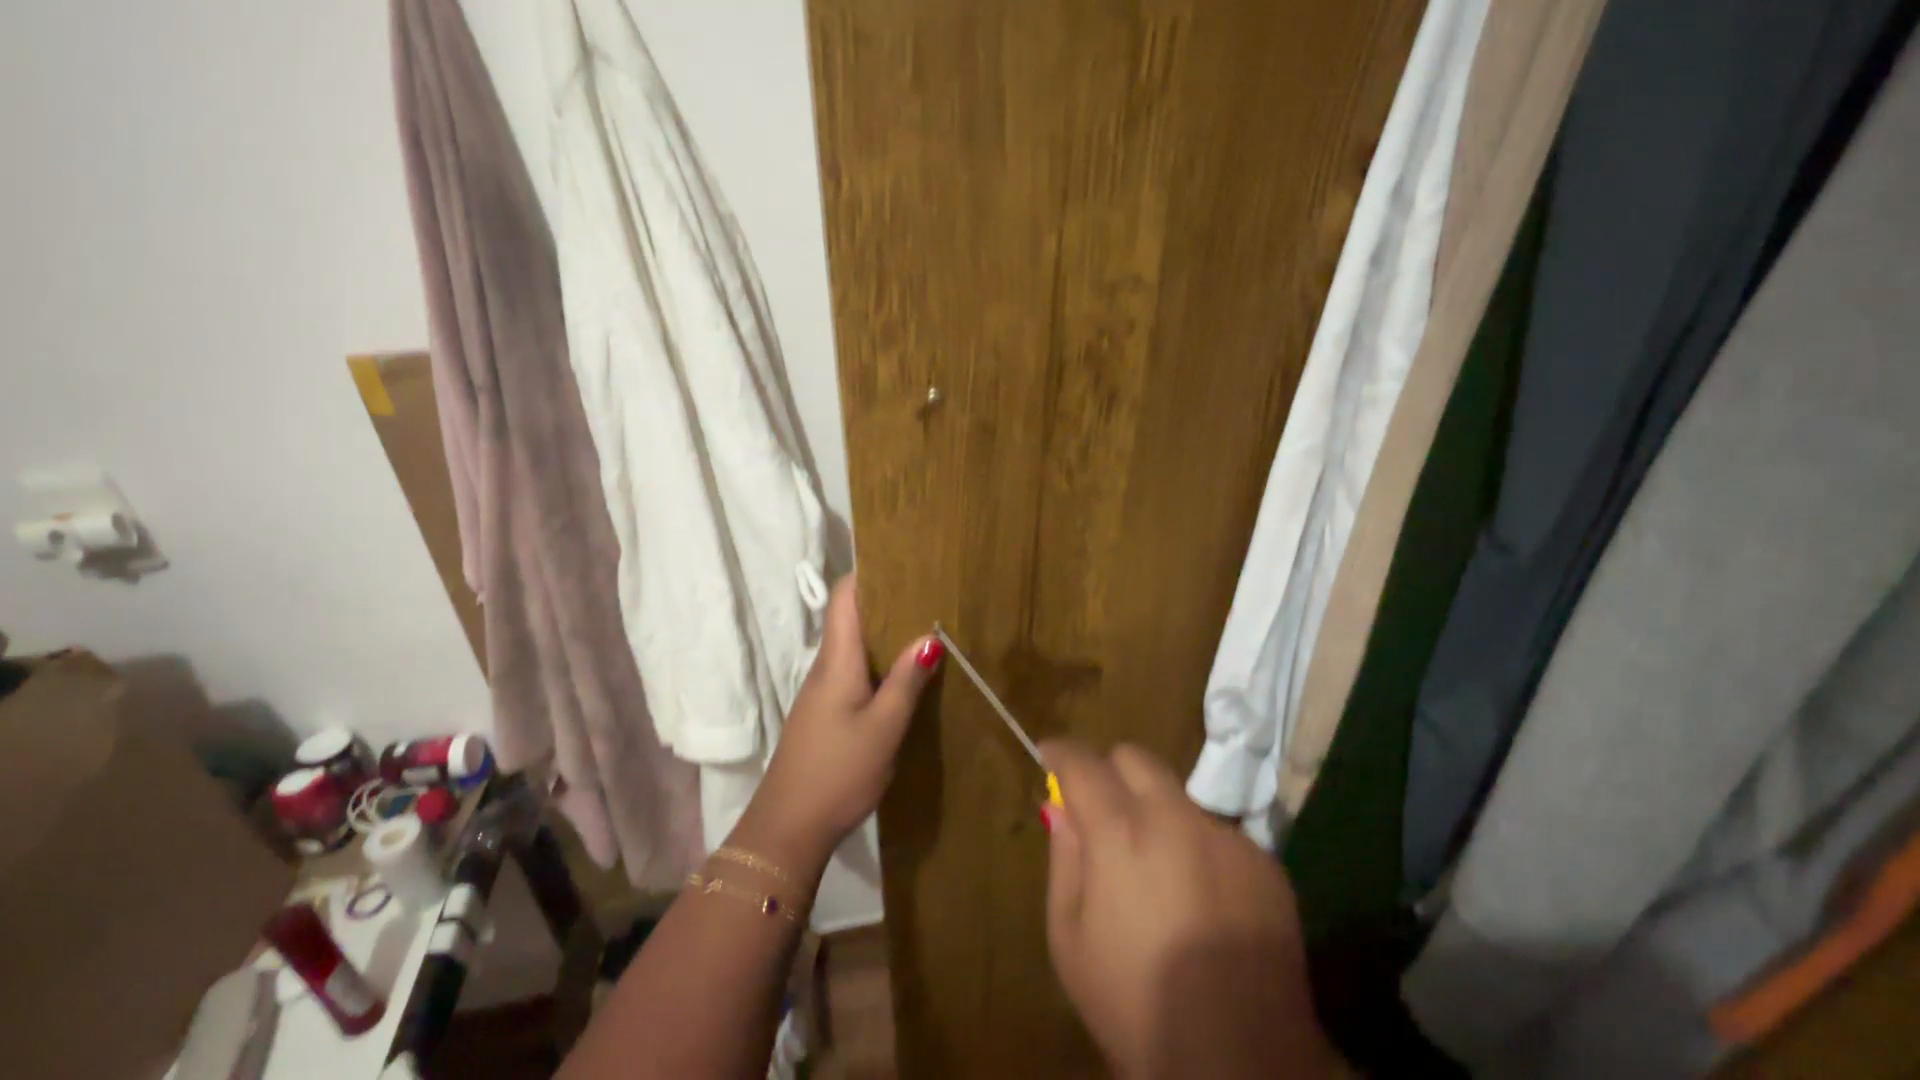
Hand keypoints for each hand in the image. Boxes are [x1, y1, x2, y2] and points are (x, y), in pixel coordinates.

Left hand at [742, 574, 940, 862]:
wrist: (789, 827)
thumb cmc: (839, 772)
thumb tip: (928, 635)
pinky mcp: (824, 716)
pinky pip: (853, 675)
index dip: (870, 573)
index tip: (905, 560)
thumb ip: (905, 680)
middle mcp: (825, 669)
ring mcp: (822, 694)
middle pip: (851, 619)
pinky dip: (878, 665)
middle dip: (888, 603)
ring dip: (885, 636)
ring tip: (927, 629)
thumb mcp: (884, 727)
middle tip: (931, 594)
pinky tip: (904, 677)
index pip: (845, 598)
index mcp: (836, 662)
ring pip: (854, 649)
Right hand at [1042, 741, 1342, 1079]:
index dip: (1061, 752)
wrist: (1239, 1060)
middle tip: (1102, 812)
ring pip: (1182, 799)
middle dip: (1111, 772)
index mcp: (1121, 834)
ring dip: (1160, 815)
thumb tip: (1060, 808)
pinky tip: (1203, 903)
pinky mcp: (1268, 864)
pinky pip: (1222, 836)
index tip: (1049, 755)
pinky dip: (1201, 850)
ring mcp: (1229, 838)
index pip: (1084, 764)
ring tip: (1159, 873)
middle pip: (1138, 759)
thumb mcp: (1070, 939)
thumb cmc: (1133, 1003)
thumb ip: (1064, 860)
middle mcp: (1178, 819)